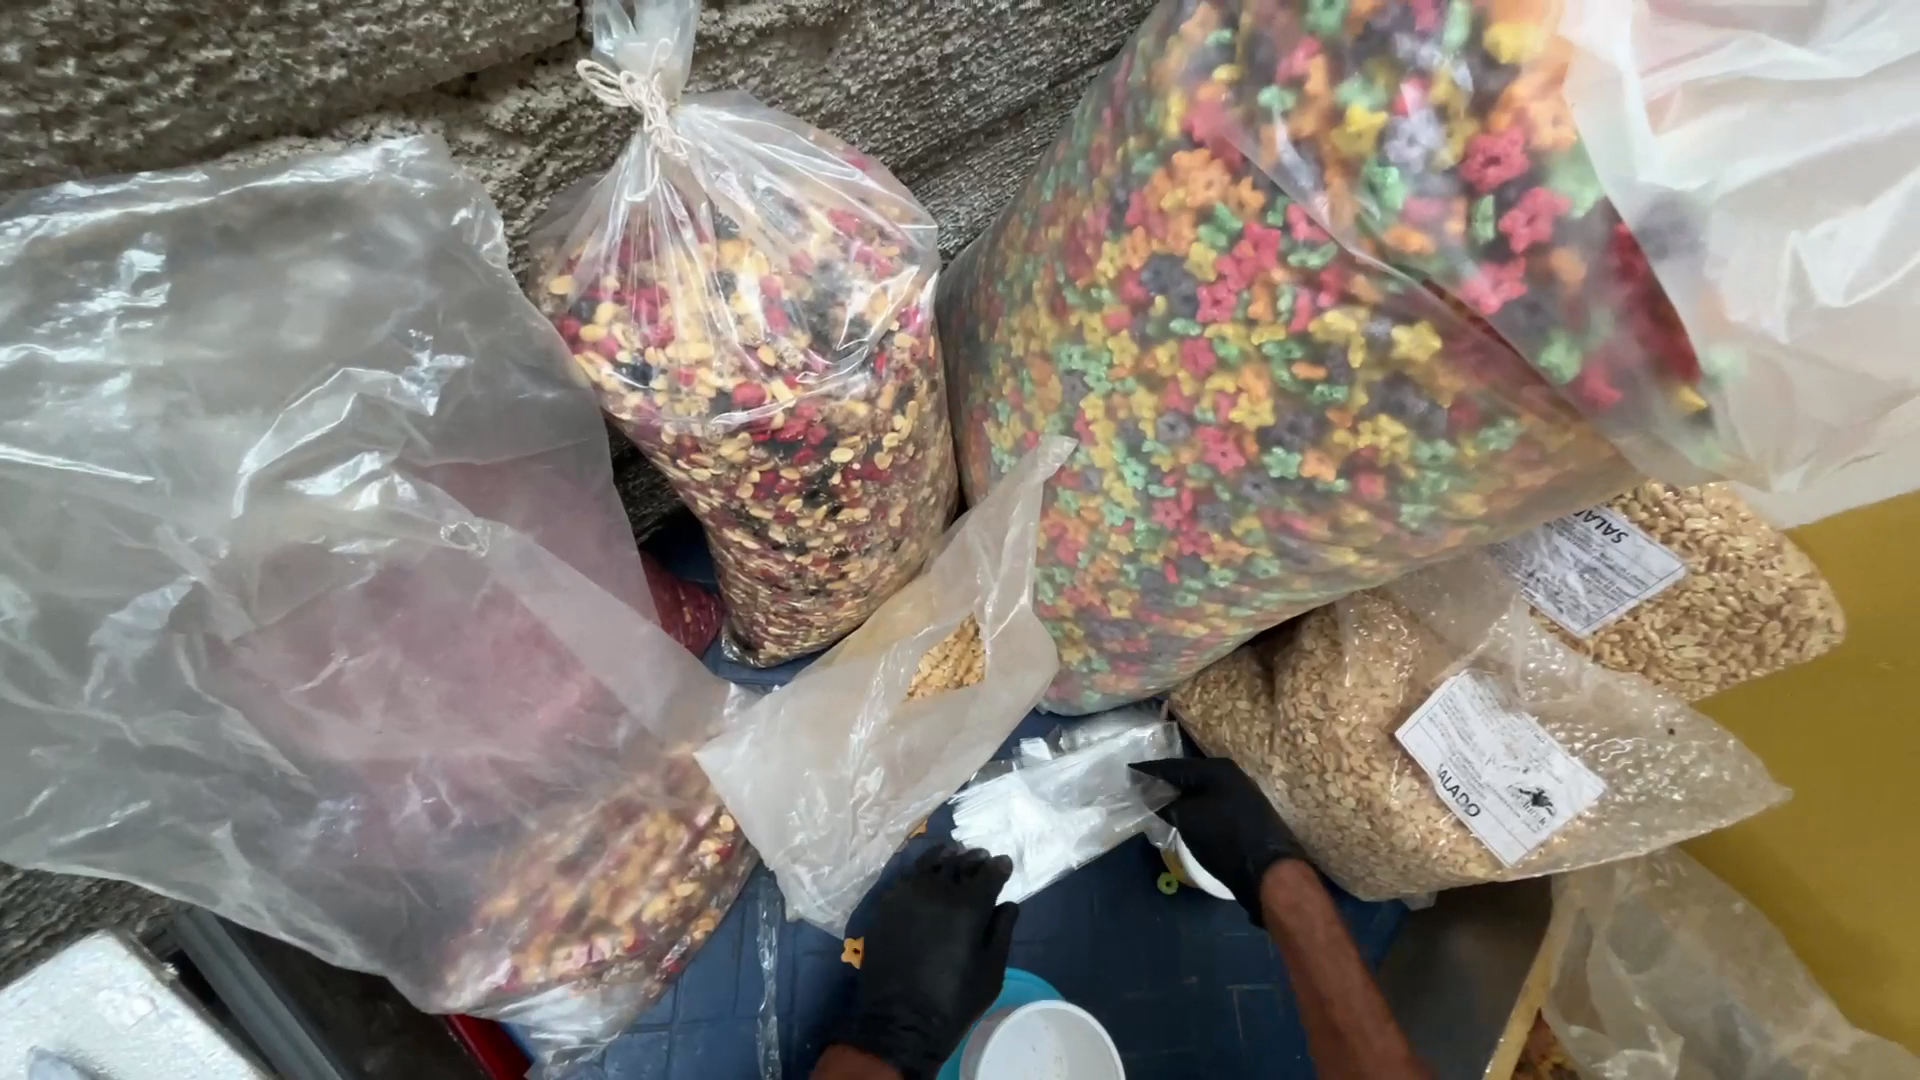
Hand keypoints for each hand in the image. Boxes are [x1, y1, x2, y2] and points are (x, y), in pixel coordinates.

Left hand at [838, 845, 1019, 1078]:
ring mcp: (909, 893)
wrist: (900, 1021)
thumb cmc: (954, 1001)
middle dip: (975, 859)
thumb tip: (1008, 903)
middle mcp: (938, 890)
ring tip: (953, 854)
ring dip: (947, 857)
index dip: (1000, 867)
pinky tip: (927, 873)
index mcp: (968, 906)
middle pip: (960, 862)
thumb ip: (1002, 931)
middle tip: (981, 858)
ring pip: (932, 862)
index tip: (1004, 864)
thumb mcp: (991, 972)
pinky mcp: (888, 902)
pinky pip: (909, 875)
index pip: (989, 873)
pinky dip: (922, 869)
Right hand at [1131, 756, 1306, 926]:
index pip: (1173, 766)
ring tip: (1157, 801)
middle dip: (1165, 782)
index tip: (1129, 771)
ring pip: (1201, 792)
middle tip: (1140, 786)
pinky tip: (1183, 816)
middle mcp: (1232, 777)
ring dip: (1180, 797)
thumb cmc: (1224, 838)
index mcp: (1217, 769)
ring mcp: (1243, 797)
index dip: (1149, 770)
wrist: (1271, 874)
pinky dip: (1194, 807)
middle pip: (1189, 777)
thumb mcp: (1186, 818)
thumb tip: (1151, 794)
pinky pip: (1211, 805)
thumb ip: (1165, 802)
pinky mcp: (1246, 818)